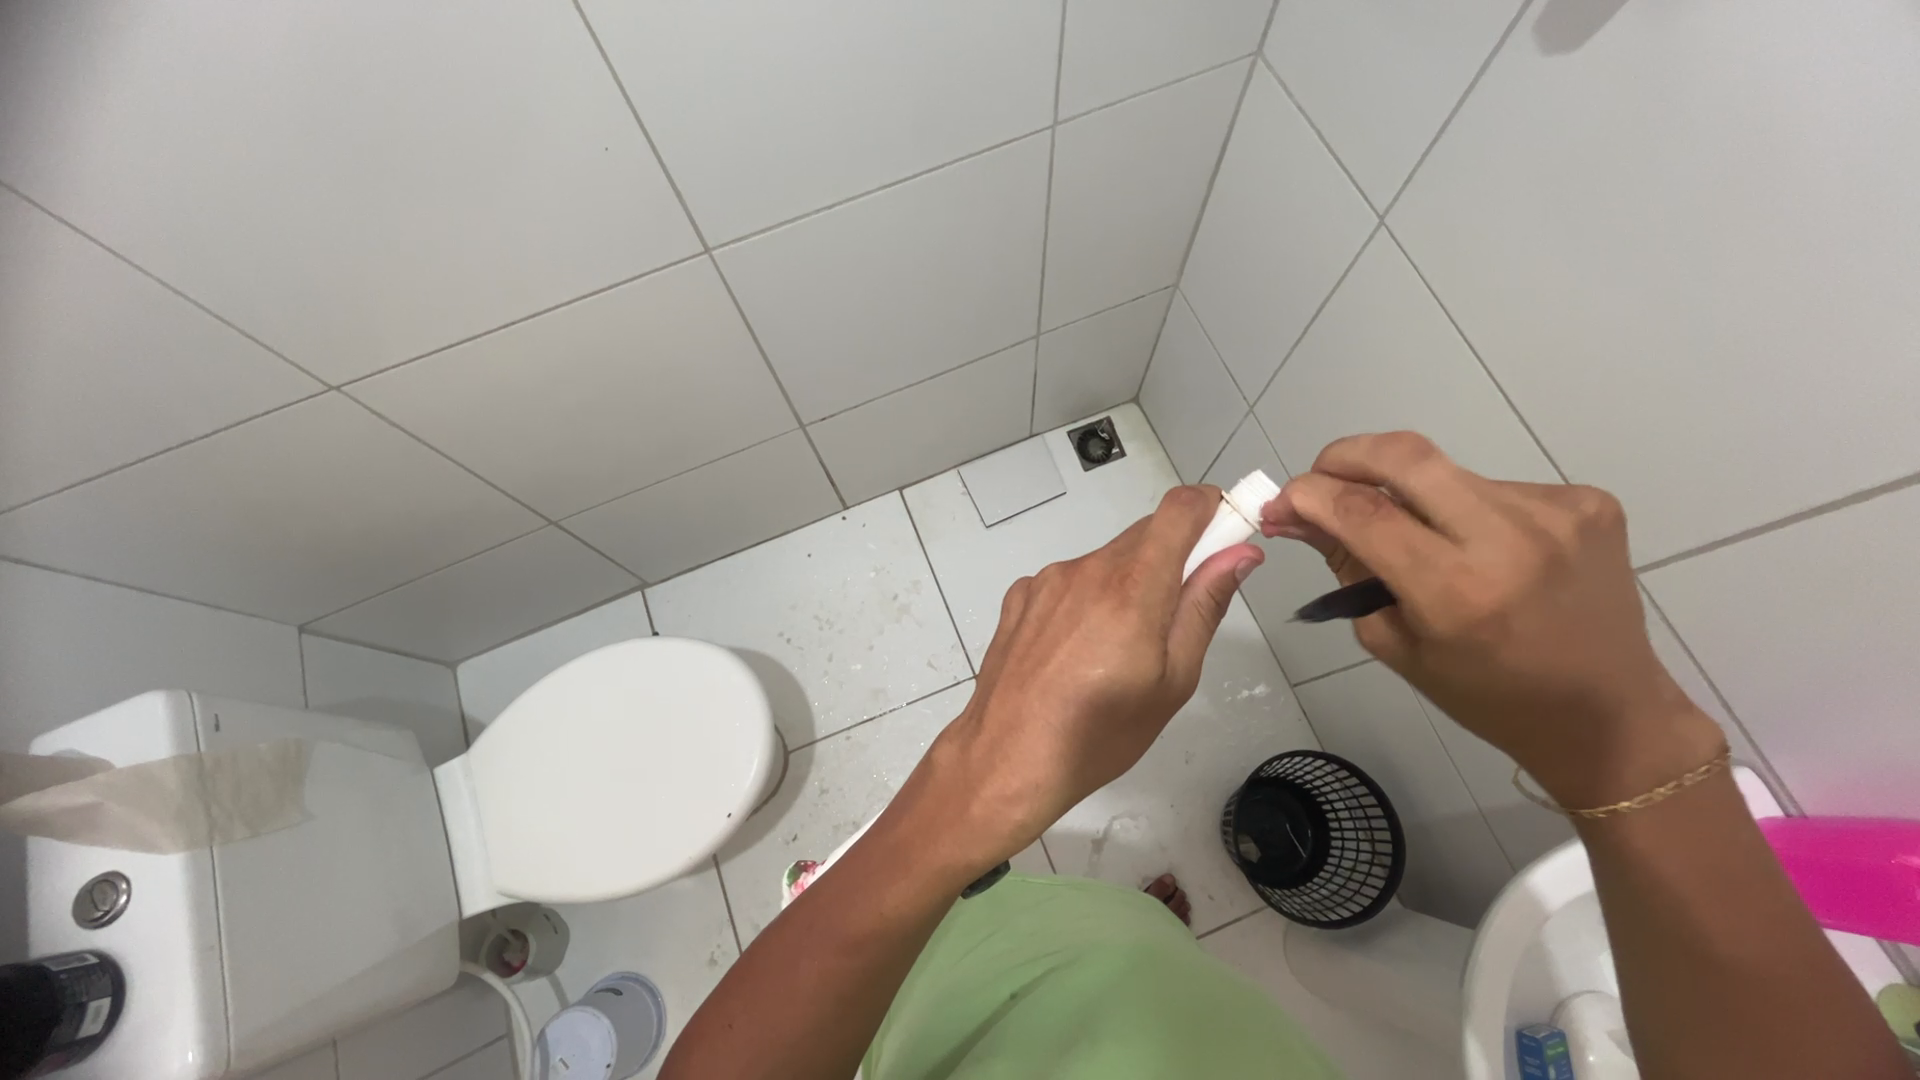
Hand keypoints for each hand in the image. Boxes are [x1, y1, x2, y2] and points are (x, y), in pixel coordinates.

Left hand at [891, 486, 1260, 873]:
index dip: (1209, 507)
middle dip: (1173, 556)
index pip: (1178, 510)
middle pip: (1144, 535)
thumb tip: (1239, 553)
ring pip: (1105, 560)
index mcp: (1132, 588)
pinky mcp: (1020, 596)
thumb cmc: (1100, 733)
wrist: (1006, 758)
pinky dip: (1086, 599)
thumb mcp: (1172, 682)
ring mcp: (1046, 580)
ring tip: (1118, 648)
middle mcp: (1087, 569)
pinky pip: (1069, 581)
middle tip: (1177, 612)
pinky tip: (1075, 649)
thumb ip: (1204, 607)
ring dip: (1127, 582)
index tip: (1225, 529)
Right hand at [1262, 432, 1723, 806]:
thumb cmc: (1484, 695)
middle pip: (1404, 455)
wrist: (1606, 712)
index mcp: (1456, 591)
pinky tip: (1478, 546)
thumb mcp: (1394, 640)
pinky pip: (1494, 486)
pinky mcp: (1587, 502)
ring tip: (1416, 536)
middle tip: (1321, 478)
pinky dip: (1463, 507)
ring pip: (1448, 472)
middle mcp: (1510, 538)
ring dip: (1408, 493)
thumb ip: (1347, 567)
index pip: (1362, 512)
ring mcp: (1557, 512)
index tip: (1280, 503)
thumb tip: (1298, 515)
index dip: (1308, 495)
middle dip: (1343, 456)